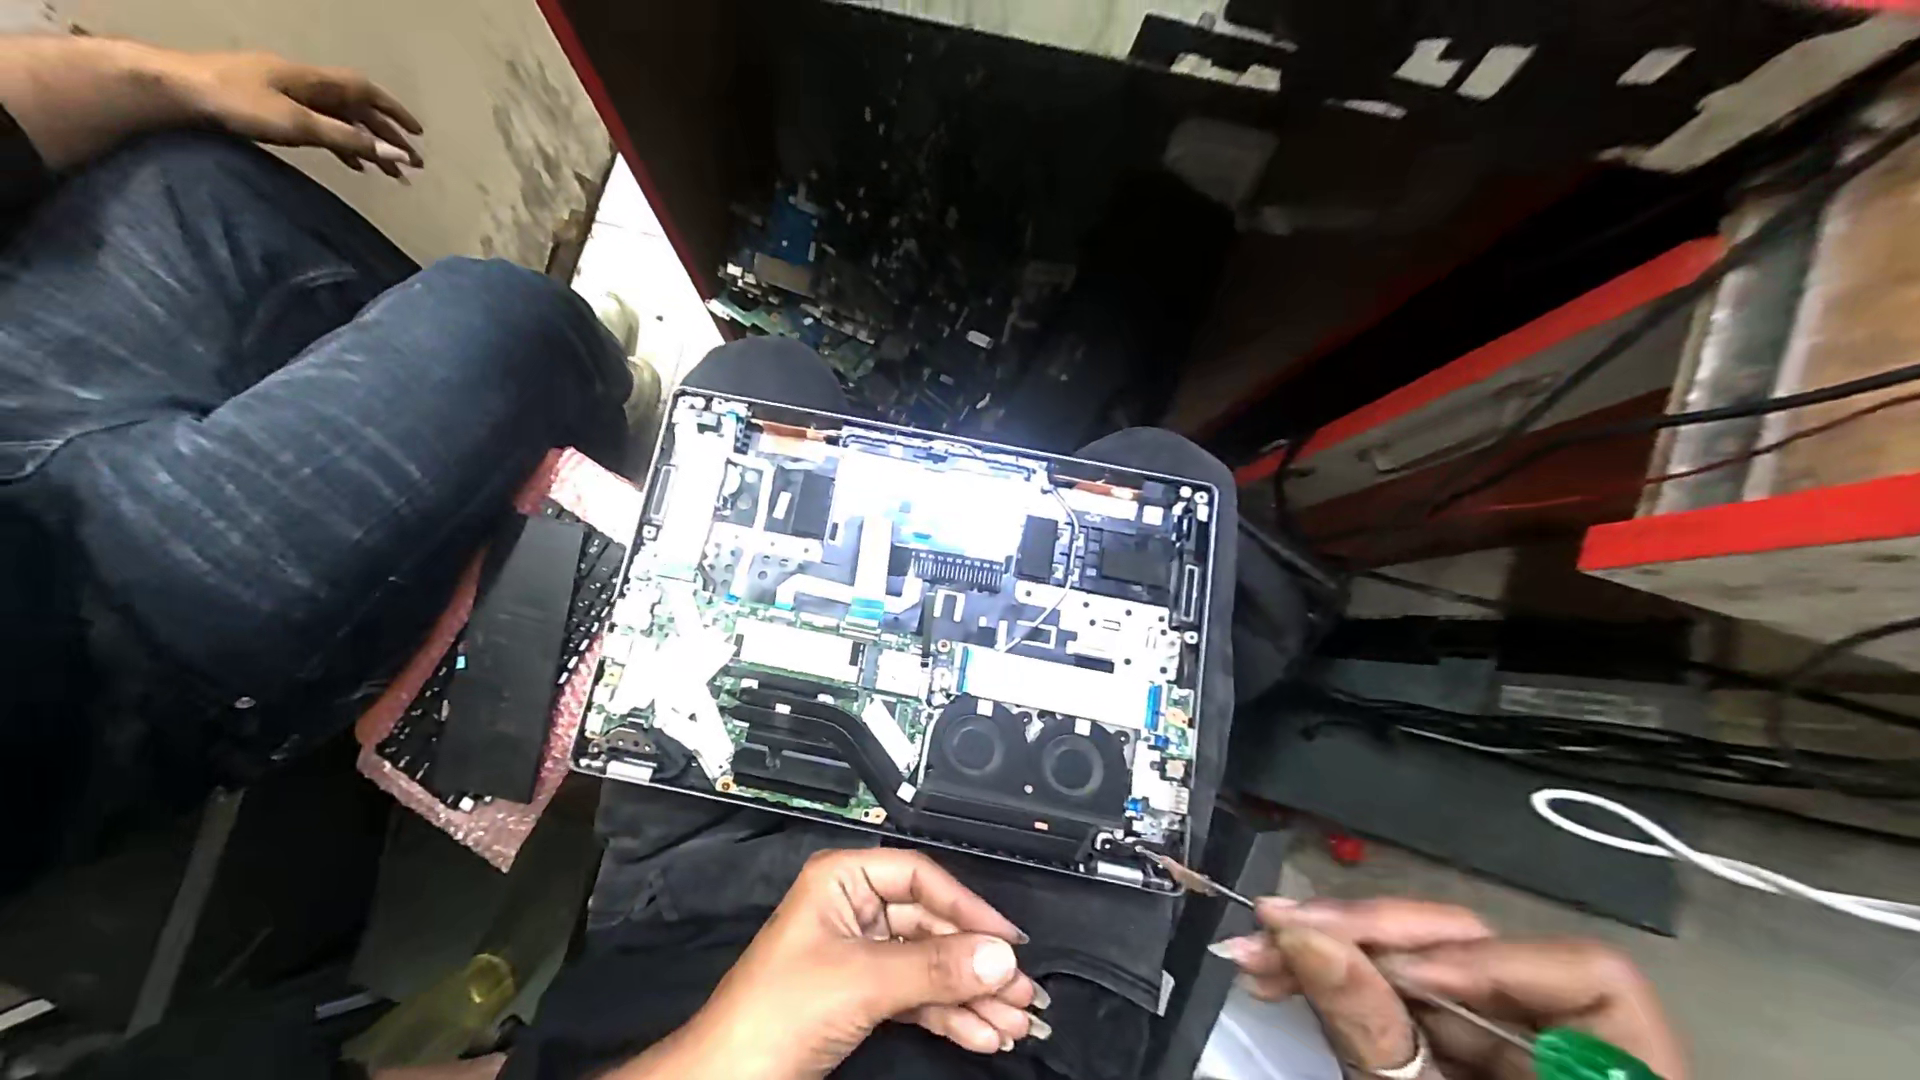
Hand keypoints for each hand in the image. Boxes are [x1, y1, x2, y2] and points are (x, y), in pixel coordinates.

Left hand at [153, 50, 422, 177]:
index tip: (419, 134)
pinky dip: (344, 145)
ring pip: (342, 120)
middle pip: (358, 109)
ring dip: (369, 144)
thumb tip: (399, 155)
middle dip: (388, 135)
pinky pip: (322, 127)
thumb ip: (350, 139)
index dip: (395, 112)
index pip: (366, 92)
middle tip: (413, 163)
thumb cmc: (235, 102)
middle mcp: (304, 84)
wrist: (170, 89)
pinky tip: (353, 163)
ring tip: (390, 171)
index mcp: (313, 81)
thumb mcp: (299, 123)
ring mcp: (287, 95)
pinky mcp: (273, 108)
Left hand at [616, 849, 1046, 1079]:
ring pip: (930, 965)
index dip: (966, 907)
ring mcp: (861, 951)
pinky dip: (950, 1014)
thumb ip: (934, 968)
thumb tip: (999, 957)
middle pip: (931, 925)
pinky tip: (982, 1033)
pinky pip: (918, 994)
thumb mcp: (862, 982)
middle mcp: (856, 908)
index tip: (1006, 939)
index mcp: (843, 880)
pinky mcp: (864, 993)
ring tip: (1014, 1021)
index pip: (920, 877)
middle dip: (976, 963)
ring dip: (972, 994)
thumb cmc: (773, 1015)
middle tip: (1022, 991)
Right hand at [1213, 898, 1686, 1078]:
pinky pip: (1396, 988)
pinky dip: (1336, 973)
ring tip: (1258, 950)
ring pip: (1419, 958)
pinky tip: (1278, 971)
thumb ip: (1372, 1034)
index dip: (1488, 962)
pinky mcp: (1454, 1042)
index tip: (1388, 966)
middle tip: (1277, 926)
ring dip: (1330, 945)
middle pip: (1478, 950)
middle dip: (1364, 934)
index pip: (1588, 982)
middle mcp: (1570, 1055)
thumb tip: (1301, 931)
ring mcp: (1507, 1045)